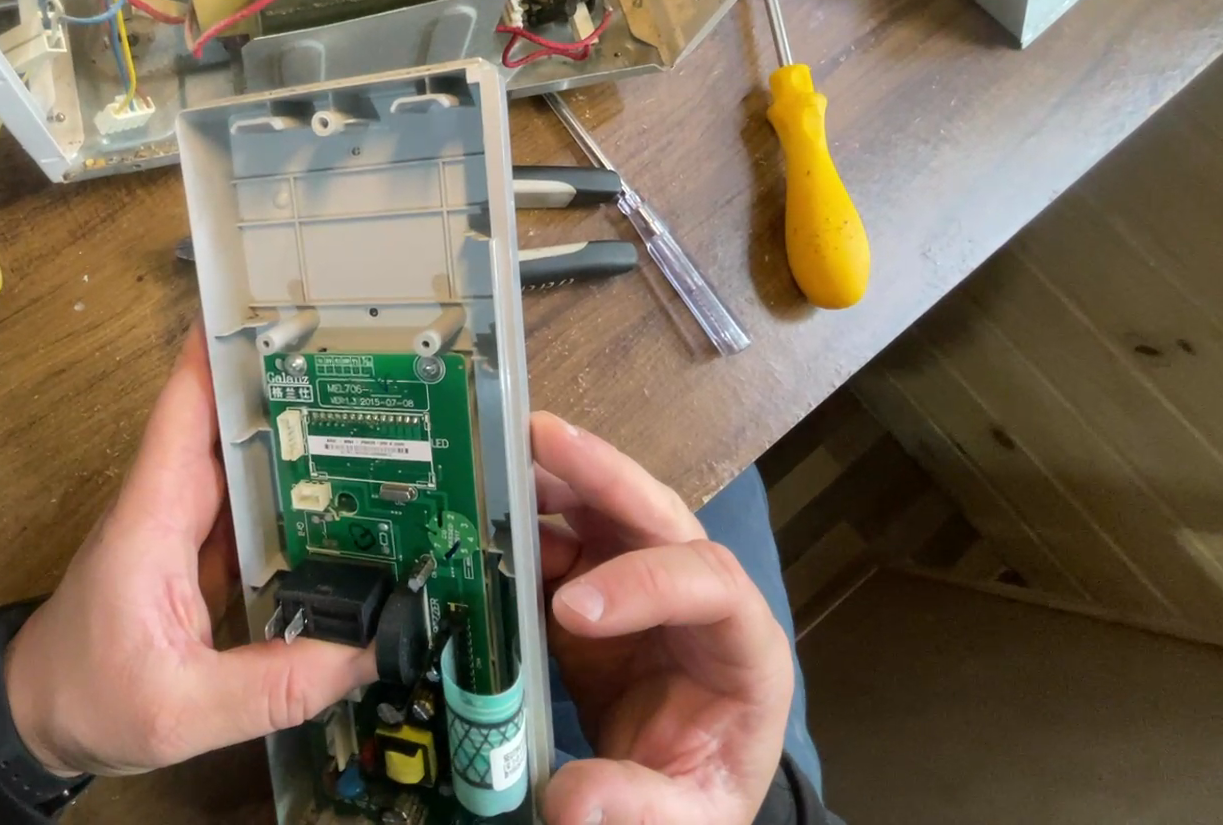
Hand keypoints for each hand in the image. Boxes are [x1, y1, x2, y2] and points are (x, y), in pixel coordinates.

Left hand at [5, 328, 377, 776]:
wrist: (40, 714)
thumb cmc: (84, 694)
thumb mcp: (177, 708)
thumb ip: (269, 685)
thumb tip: (359, 653)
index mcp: (155, 513)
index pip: (184, 407)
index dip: (219, 349)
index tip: (263, 305)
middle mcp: (174, 499)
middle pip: (230, 419)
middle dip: (284, 382)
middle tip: (358, 356)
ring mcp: (191, 519)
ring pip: (247, 456)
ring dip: (294, 431)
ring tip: (365, 411)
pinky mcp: (205, 543)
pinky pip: (256, 501)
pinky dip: (293, 486)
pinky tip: (339, 487)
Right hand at [532, 412, 794, 824]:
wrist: (672, 772)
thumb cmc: (699, 782)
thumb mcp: (688, 815)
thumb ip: (640, 809)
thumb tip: (568, 804)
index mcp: (740, 639)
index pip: (707, 581)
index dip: (641, 584)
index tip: (572, 611)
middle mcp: (691, 586)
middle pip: (654, 510)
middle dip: (599, 470)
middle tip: (539, 436)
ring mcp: (636, 572)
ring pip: (601, 505)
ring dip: (551, 476)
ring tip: (498, 455)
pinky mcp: (592, 576)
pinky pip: (556, 536)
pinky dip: (519, 521)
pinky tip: (483, 513)